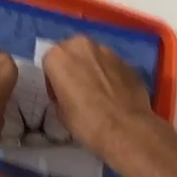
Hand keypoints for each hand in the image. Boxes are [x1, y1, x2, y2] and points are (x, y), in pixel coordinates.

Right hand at [42, 37, 159, 158]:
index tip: (61, 95)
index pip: (49, 62)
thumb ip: (60, 93)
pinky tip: (116, 94)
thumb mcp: (61, 112)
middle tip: (79, 89)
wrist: (127, 130)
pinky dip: (111, 75)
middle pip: (72, 52)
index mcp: (58, 56)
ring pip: (94, 56)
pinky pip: (112, 65)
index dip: (54, 80)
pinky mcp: (127, 61)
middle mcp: (81, 45)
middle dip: (74, 66)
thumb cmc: (87, 122)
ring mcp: (107, 51)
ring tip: (100, 92)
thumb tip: (68, 94)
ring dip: (93, 68)